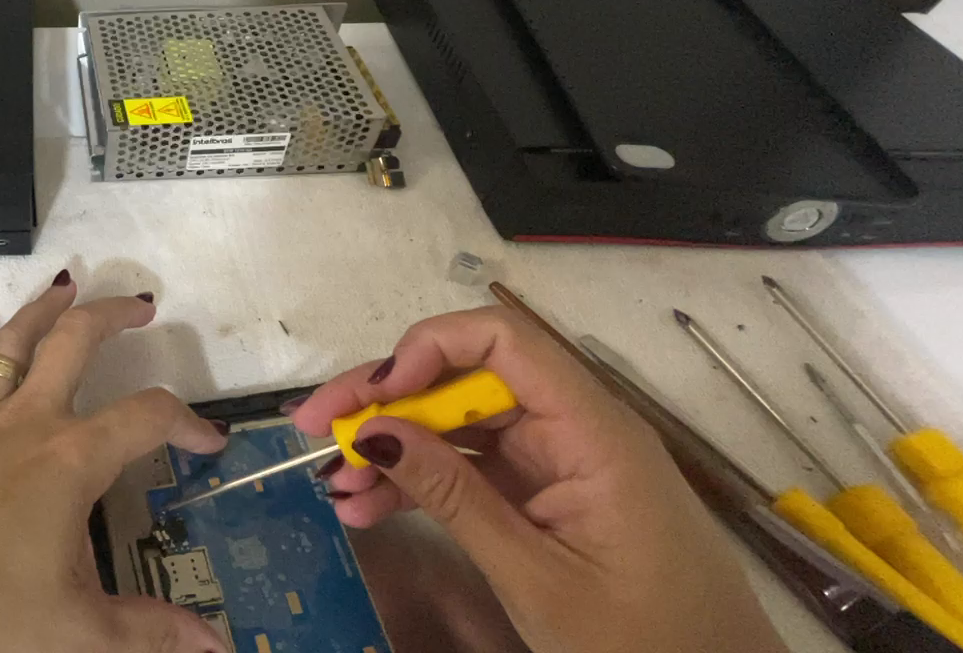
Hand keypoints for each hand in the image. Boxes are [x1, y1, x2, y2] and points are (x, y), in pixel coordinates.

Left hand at [0, 272, 229, 652]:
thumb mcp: (77, 633)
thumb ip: (150, 634)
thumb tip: (216, 647)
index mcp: (71, 458)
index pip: (146, 418)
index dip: (186, 421)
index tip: (210, 440)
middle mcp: (27, 421)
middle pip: (75, 342)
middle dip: (111, 315)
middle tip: (140, 304)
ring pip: (13, 342)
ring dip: (42, 309)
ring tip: (67, 287)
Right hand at [292, 307, 786, 652]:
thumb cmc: (647, 647)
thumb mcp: (537, 576)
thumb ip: (452, 496)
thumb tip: (371, 429)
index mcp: (591, 431)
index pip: (502, 341)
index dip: (429, 347)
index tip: (377, 392)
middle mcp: (565, 427)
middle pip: (457, 380)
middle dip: (381, 402)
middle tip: (315, 428)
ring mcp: (546, 460)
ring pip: (447, 424)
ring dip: (386, 448)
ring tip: (334, 484)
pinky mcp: (532, 491)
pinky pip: (459, 467)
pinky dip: (411, 482)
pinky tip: (365, 504)